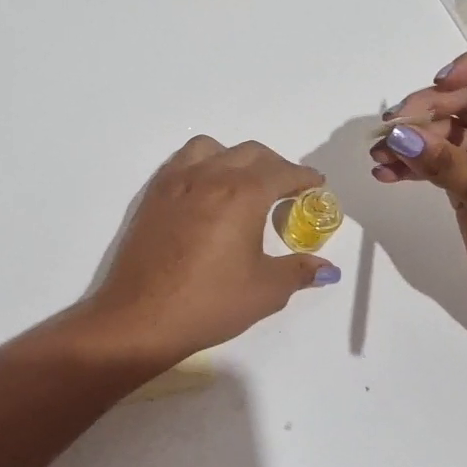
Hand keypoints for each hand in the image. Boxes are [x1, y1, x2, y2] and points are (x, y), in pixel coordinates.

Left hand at [82, 136, 339, 363]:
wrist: (140, 318)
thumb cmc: (209, 304)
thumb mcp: (265, 291)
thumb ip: (298, 272)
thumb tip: (325, 268)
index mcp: (242, 194)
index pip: (282, 172)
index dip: (303, 177)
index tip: (316, 184)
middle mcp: (210, 176)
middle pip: (250, 153)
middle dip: (275, 165)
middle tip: (287, 188)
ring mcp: (177, 182)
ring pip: (212, 148)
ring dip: (235, 157)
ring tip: (243, 183)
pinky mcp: (153, 195)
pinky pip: (183, 161)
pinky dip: (203, 164)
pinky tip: (206, 192)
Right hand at [370, 47, 466, 307]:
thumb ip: (448, 162)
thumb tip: (399, 136)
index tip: (441, 83)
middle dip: (428, 108)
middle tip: (393, 129)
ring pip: (445, 128)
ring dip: (410, 139)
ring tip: (380, 156)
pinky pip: (435, 159)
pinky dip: (411, 164)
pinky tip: (386, 173)